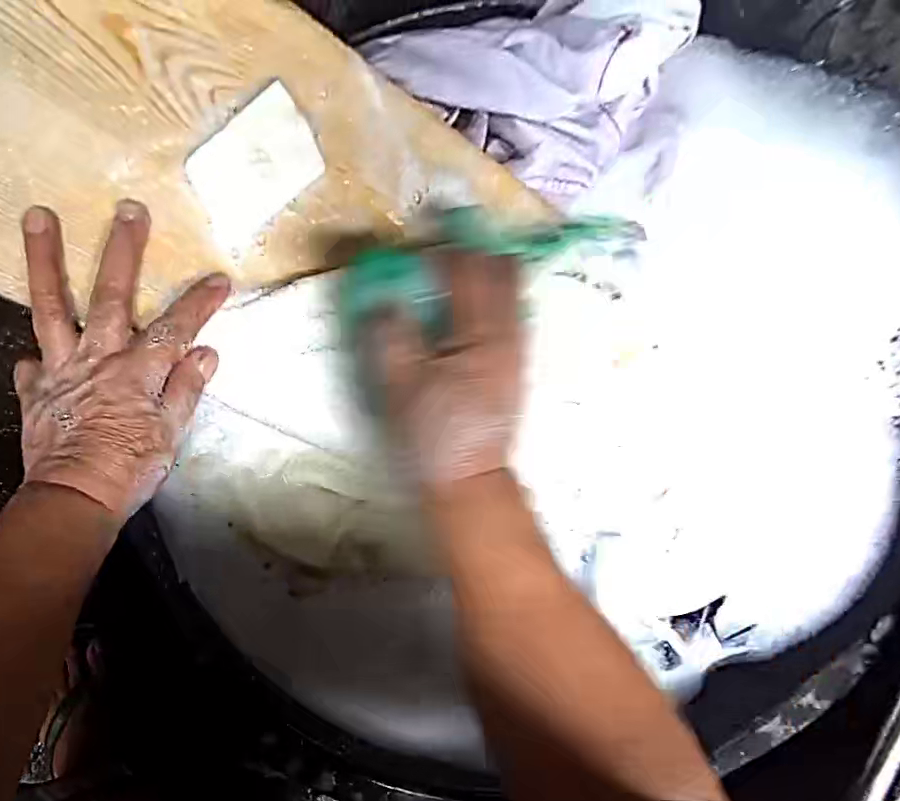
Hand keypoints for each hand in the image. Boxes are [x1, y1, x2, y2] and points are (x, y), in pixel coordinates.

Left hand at [16, 200, 231, 517]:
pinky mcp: (35, 392)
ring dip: (45, 260)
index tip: (218, 279)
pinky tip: (32, 356)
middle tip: (127, 209)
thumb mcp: (168, 435)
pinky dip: (33, 360)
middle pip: (111, 295)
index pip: (175, 327)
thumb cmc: (128, 470)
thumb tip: (206, 354)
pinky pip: (29, 367)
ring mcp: (62, 371)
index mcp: (138, 370)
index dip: (199, 302)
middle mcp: (99, 358)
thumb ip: (185, 390)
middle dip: (123, 250)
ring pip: (52, 306)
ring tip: (36, 216)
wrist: (74, 496)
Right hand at [370, 249, 525, 490]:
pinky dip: (492, 294)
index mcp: (479, 332)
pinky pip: (512, 311)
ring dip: (485, 268)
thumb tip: (383, 295)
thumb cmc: (432, 433)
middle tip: (442, 241)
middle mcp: (508, 331)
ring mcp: (517, 348)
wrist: (469, 479)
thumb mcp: (400, 386)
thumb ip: (391, 335)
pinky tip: (469, 306)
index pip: (466, 268)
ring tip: (455, 266)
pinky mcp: (516, 364)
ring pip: (511, 289)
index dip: (444, 240)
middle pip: (500, 268)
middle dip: (473, 246)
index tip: (425, 222)